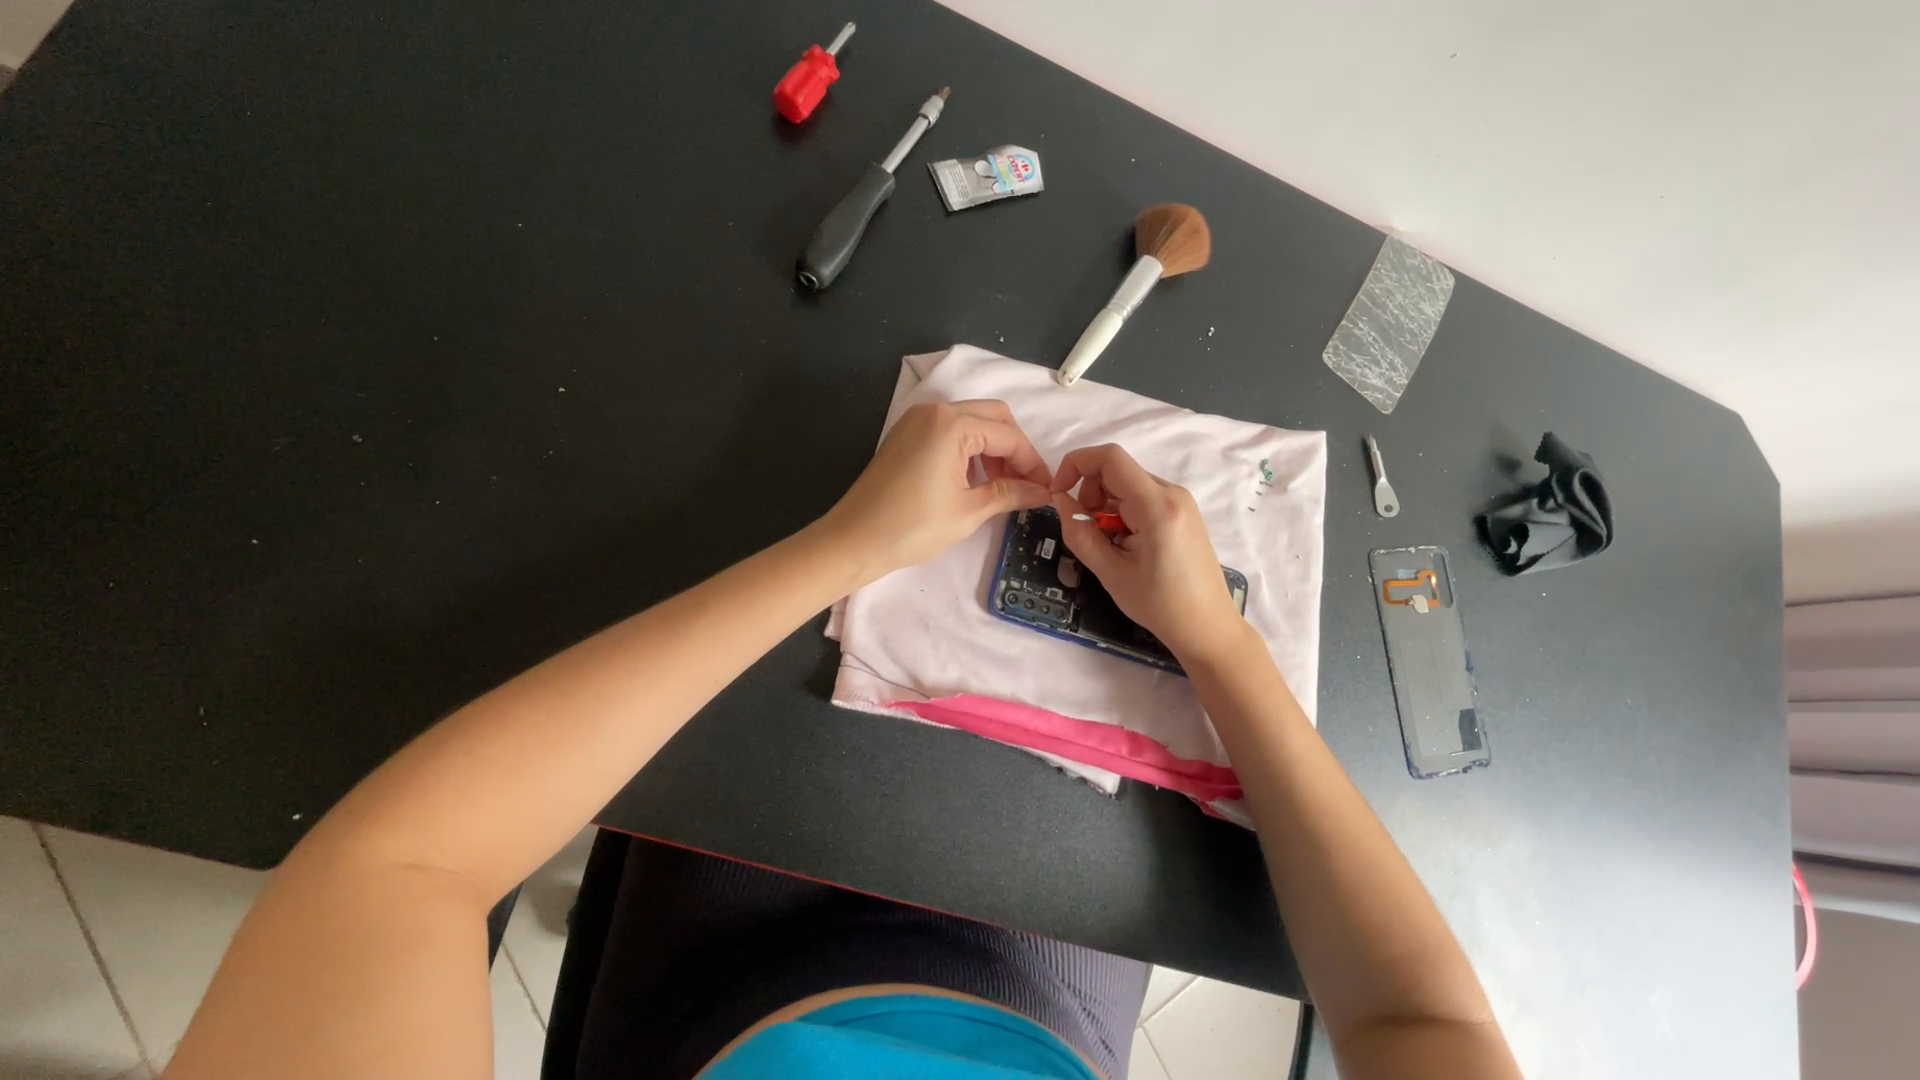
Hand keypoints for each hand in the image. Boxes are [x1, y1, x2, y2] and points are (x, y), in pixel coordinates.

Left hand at [821, 400, 1051, 583]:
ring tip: (1002, 487)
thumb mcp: (969, 511)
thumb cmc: (911, 527)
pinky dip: (969, 450)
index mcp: (952, 424)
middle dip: (1014, 450)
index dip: (1032, 463)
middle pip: (993, 417)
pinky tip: (974, 481)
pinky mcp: (905, 435)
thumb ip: (1009, 493)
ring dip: (992, 450)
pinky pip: (949, 431)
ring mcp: (916, 421)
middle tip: (1026, 485)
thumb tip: (1042, 492)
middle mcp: (934, 411)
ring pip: (972, 422)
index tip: (1047, 489)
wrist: (853, 540)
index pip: (1008, 435)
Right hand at [1052, 444, 1248, 663]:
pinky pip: (1141, 496)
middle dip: (1091, 493)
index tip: (1059, 493)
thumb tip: (1060, 499)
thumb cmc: (1160, 605)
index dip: (1076, 465)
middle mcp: (1172, 493)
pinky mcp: (1182, 511)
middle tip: (1090, 533)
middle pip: (1117, 470)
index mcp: (1157, 505)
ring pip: (1127, 484)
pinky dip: (1123, 513)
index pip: (1110, 458)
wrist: (1207, 626)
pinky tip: (1127, 545)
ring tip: (1111, 546)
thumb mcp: (1110, 573)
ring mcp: (1180, 500)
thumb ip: (1080, 532)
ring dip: (1106, 506)